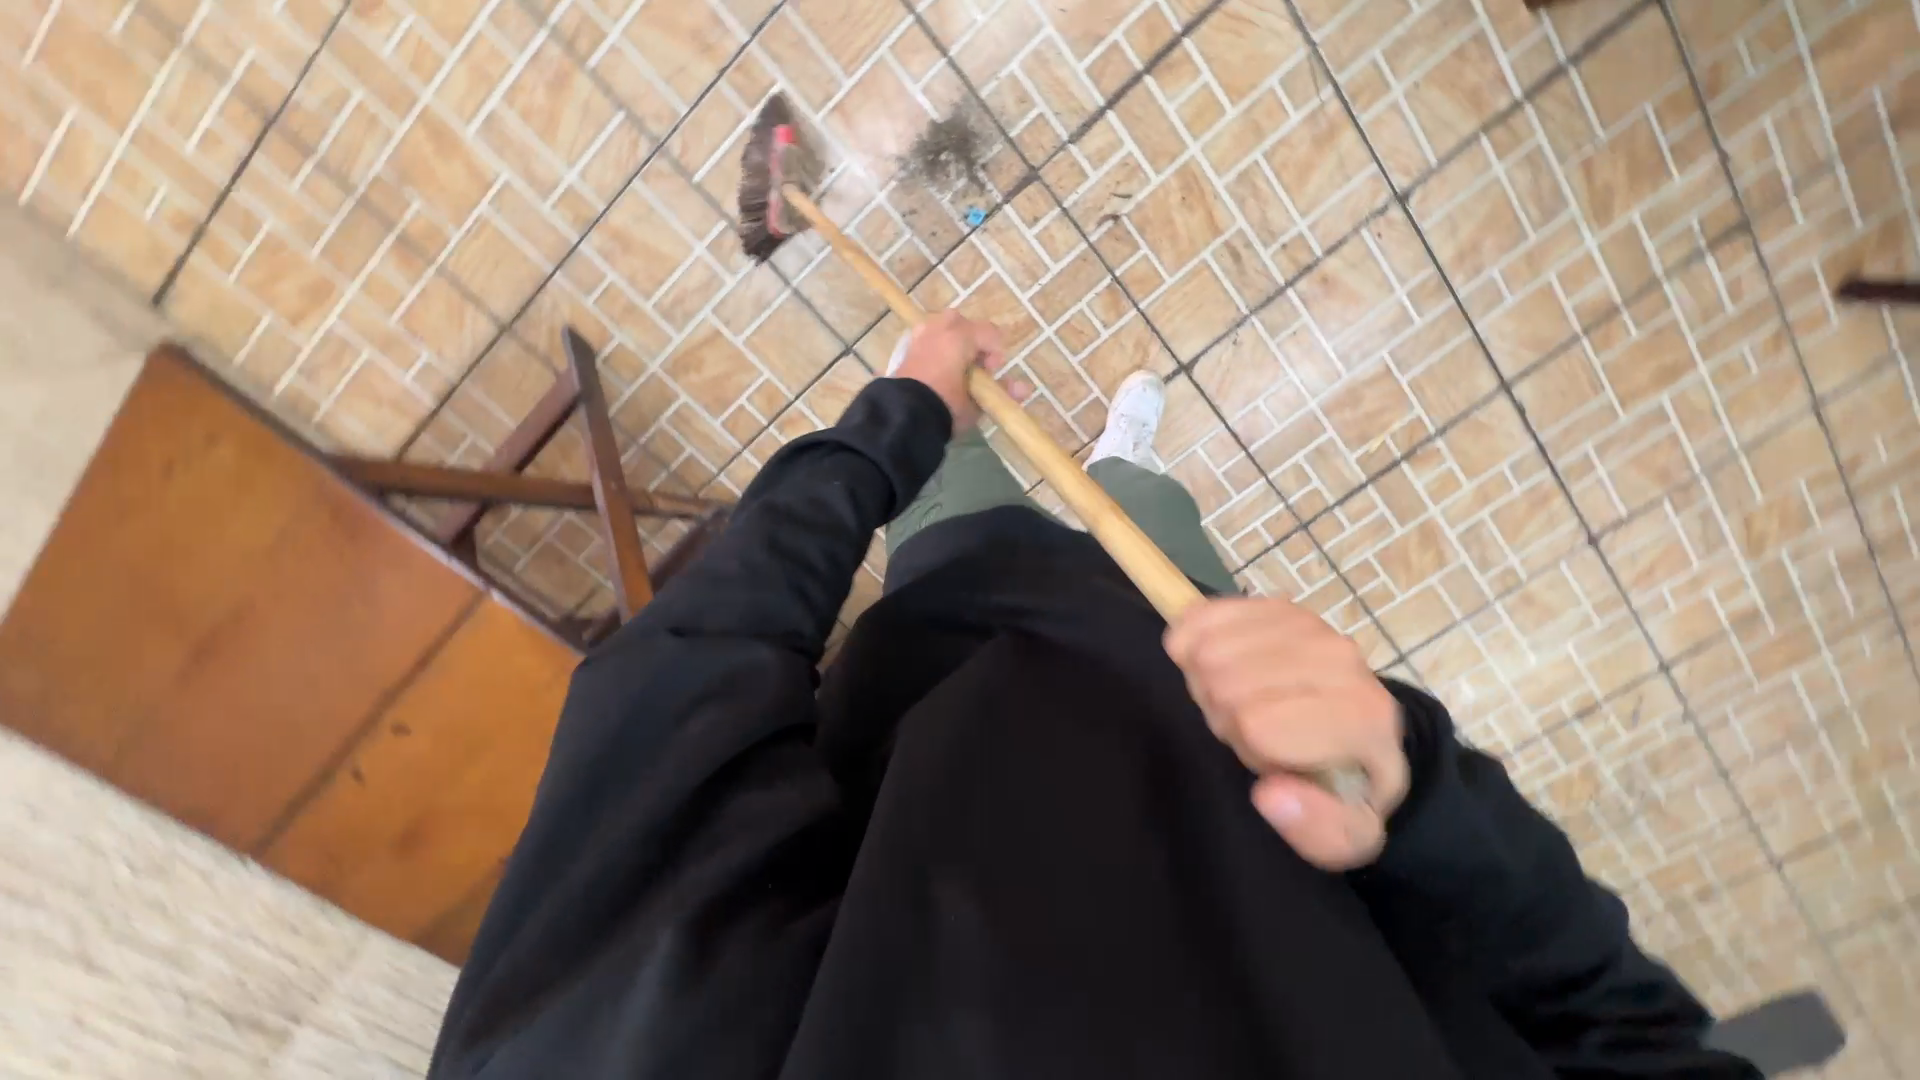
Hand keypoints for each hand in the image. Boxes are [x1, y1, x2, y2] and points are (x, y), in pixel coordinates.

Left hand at [891, 310, 1028, 430]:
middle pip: (965, 325)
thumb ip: (1002, 390)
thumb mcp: (977, 401)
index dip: (995, 353)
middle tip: (974, 370)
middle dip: (973, 344)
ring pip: (945, 328)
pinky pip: (928, 339)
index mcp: (961, 334)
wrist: (906, 415)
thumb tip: (1026, 388)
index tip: (990, 373)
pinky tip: (937, 371)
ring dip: (954, 344)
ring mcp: (921, 333)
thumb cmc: (947, 404)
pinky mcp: (907, 345)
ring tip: (955, 370)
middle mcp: (941, 326)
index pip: (990, 333)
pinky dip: (936, 349)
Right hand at [1164, 597, 1407, 870]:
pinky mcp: (1276, 603)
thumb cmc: (1349, 785)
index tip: (1273, 758)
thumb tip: (1270, 795)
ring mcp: (1307, 624)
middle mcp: (1340, 659)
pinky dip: (1191, 640)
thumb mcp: (1348, 835)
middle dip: (1223, 715)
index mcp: (1361, 719)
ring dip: (1207, 680)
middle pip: (1227, 684)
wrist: (1363, 728)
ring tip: (1239, 699)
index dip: (1249, 748)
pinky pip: (1204, 614)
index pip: (1258, 724)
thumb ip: (1318, 829)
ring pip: (1210, 649)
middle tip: (1249, 729)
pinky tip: (1211, 662)